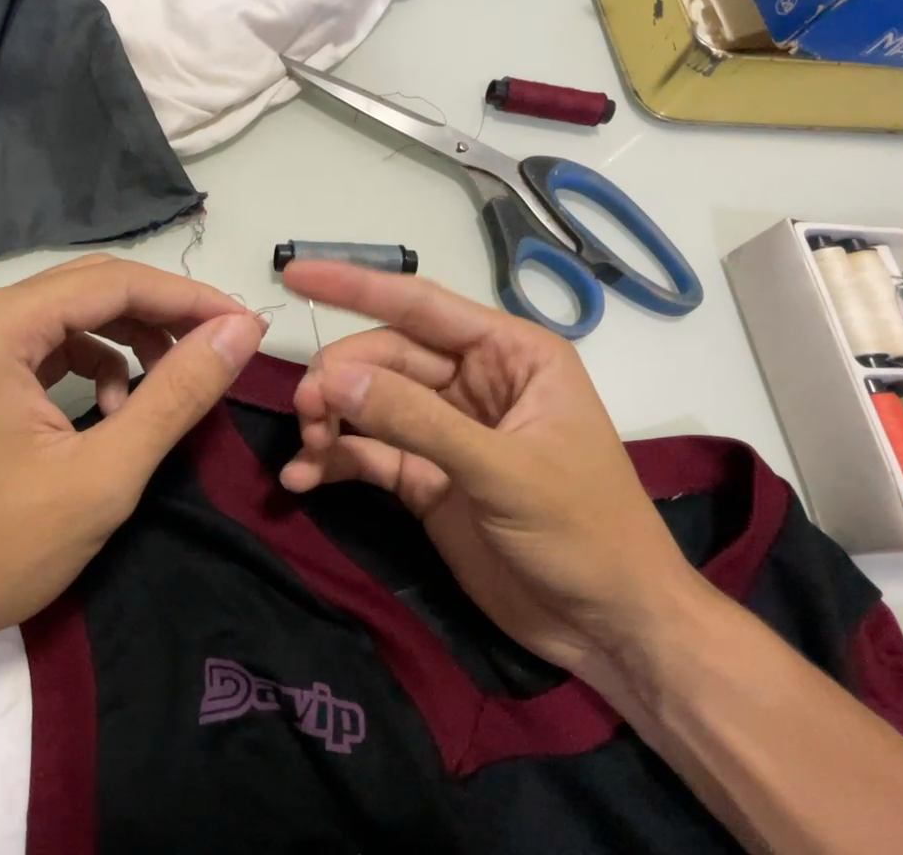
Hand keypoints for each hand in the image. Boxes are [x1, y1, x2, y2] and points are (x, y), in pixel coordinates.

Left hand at [0, 255, 267, 661]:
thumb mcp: (104, 473)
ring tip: (164, 392)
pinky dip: (91, 366)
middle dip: (161, 316)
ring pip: (70, 316)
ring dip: (128, 343)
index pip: (113, 283)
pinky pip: (46, 347)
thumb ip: (177, 394)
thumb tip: (240, 332)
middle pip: (90, 289)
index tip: (247, 326)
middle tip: (221, 349)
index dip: (189, 299)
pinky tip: (111, 412)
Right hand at [278, 261, 711, 675]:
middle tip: (306, 413)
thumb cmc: (584, 532)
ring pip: (368, 404)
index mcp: (511, 356)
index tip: (294, 275)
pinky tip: (303, 479)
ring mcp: (446, 431)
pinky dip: (334, 462)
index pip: (421, 306)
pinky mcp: (425, 477)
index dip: (355, 286)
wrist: (608, 626)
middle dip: (339, 380)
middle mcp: (474, 382)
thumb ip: (416, 420)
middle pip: (384, 359)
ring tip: (306, 449)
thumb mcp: (502, 469)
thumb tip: (333, 376)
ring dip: (330, 422)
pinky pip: (367, 454)